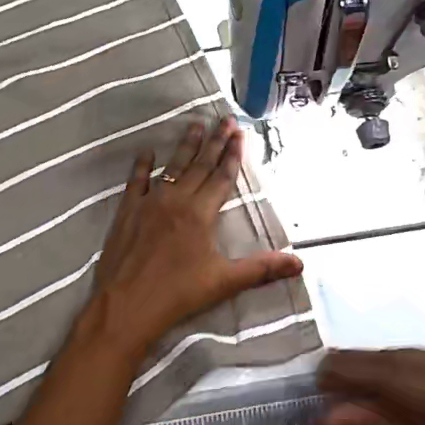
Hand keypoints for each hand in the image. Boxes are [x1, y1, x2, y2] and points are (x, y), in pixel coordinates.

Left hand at [87, 117, 303, 349]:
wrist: (126, 305)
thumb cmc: (177, 294)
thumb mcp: (224, 282)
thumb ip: (261, 269)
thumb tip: (299, 263)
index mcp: (200, 214)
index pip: (221, 178)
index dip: (233, 155)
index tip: (240, 133)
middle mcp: (176, 200)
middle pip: (199, 165)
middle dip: (215, 142)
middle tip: (224, 119)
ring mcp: (148, 203)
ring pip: (171, 168)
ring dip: (184, 146)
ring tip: (195, 125)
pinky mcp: (126, 212)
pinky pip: (136, 182)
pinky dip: (141, 166)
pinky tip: (146, 152)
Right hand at [318, 349, 424, 424]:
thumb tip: (330, 415)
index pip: (388, 376)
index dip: (350, 372)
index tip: (317, 374)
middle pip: (404, 359)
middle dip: (364, 362)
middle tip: (329, 370)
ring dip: (388, 362)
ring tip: (356, 372)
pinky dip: (415, 366)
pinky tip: (400, 379)